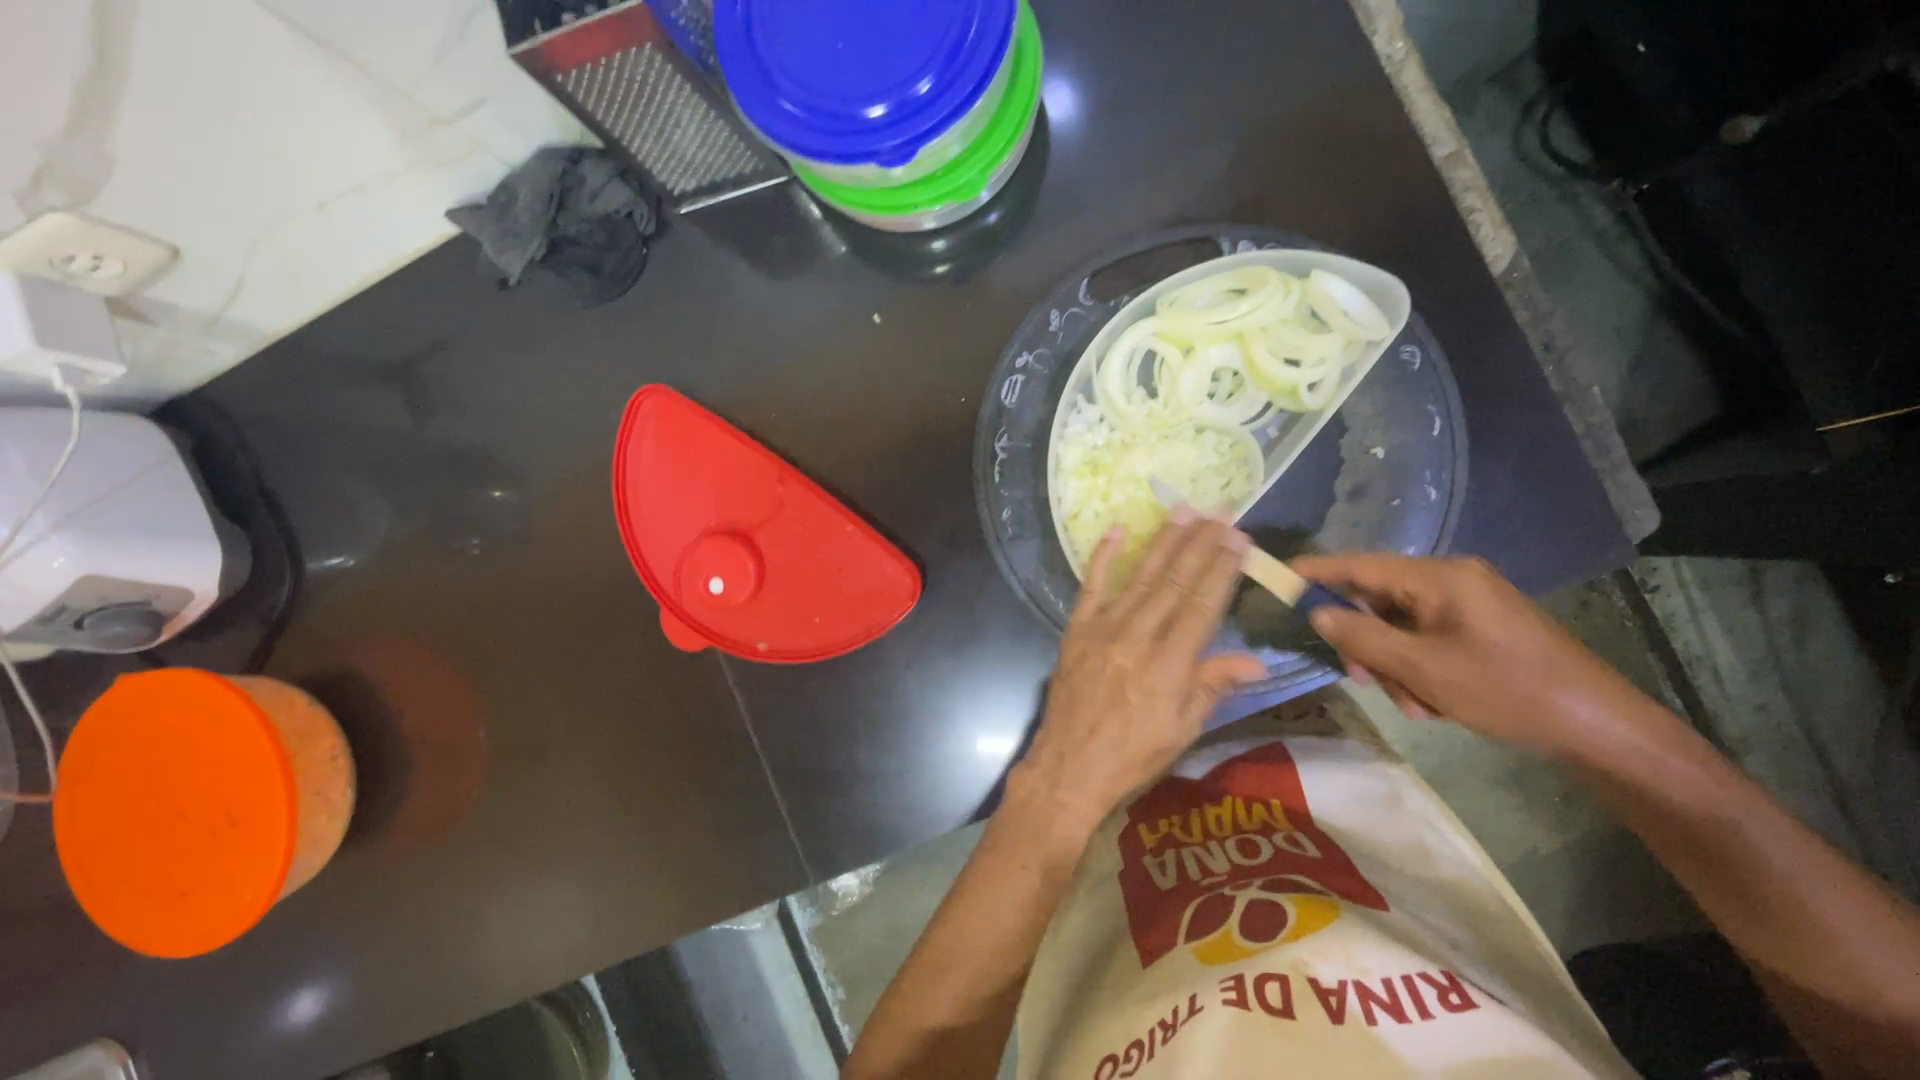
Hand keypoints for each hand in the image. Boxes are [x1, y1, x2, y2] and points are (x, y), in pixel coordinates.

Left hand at [1015, 513, 1267, 829]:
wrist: (1069, 768)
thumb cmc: (1133, 755)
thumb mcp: (1183, 729)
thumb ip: (1213, 686)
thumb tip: (1256, 661)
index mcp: (1169, 664)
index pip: (1202, 604)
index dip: (1222, 569)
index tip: (1238, 538)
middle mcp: (1138, 637)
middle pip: (1175, 581)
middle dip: (1201, 544)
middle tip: (1221, 511)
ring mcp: (1103, 629)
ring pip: (1140, 576)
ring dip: (1164, 541)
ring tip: (1184, 510)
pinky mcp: (1077, 630)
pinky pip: (1090, 586)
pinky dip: (1103, 556)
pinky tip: (1117, 530)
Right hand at [1292, 554, 1655, 759]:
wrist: (1594, 723)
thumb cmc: (1506, 689)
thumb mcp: (1423, 669)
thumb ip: (1363, 638)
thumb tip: (1318, 612)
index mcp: (1440, 577)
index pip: (1362, 565)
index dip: (1319, 571)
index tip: (1280, 576)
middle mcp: (1452, 581)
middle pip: (1380, 601)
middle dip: (1368, 644)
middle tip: (1364, 681)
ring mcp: (1468, 605)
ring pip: (1401, 628)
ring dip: (1396, 667)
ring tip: (1416, 706)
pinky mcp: (1480, 629)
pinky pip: (1427, 640)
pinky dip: (1419, 671)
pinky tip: (1434, 705)